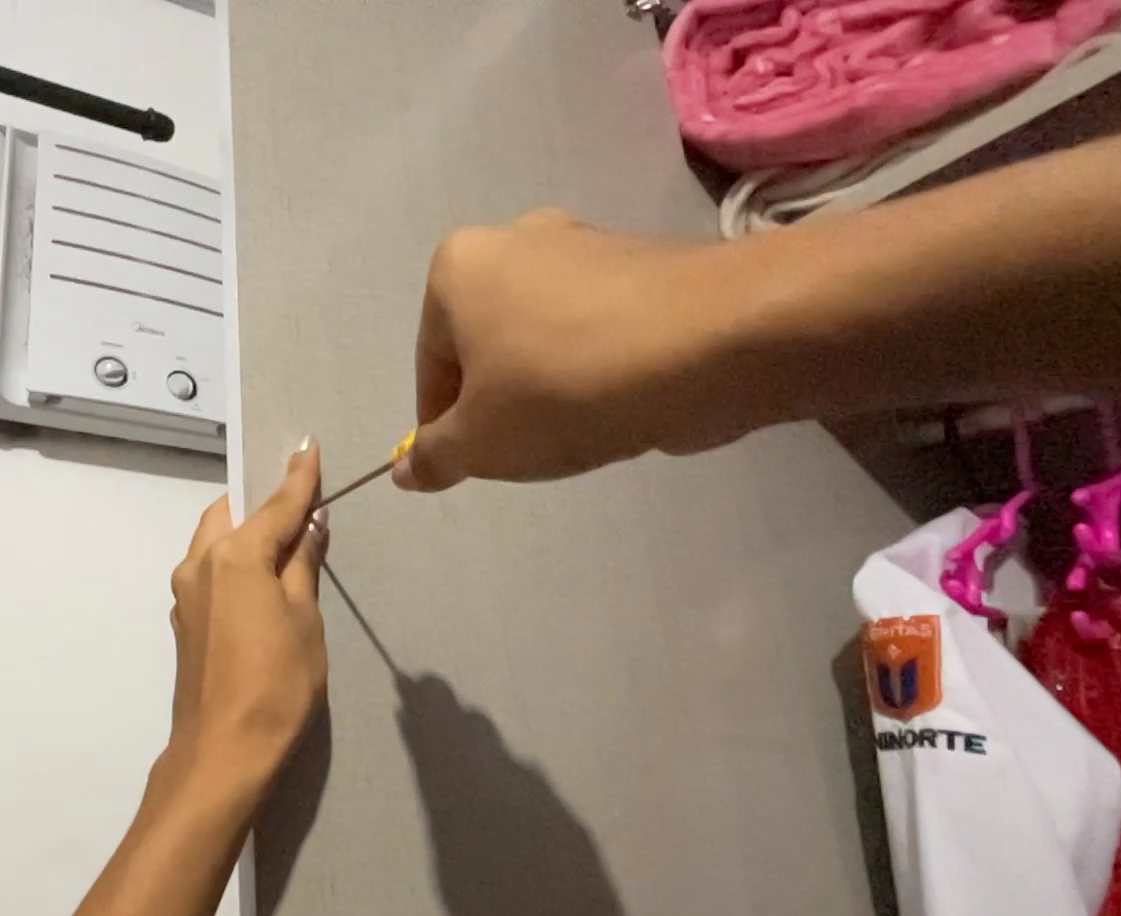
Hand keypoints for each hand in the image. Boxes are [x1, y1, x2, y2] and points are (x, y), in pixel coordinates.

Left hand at [162, 440, 328, 808]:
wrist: (222, 749)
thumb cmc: (277, 681)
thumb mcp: (304, 617)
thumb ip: (302, 564)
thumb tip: (309, 525)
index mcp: (233, 555)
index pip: (274, 505)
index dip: (297, 477)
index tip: (307, 445)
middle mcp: (198, 563)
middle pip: (229, 515)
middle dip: (259, 504)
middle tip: (295, 509)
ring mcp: (184, 592)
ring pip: (213, 542)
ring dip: (243, 534)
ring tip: (281, 545)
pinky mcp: (183, 619)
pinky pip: (209, 571)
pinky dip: (233, 562)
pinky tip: (259, 580)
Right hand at [394, 209, 755, 489]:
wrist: (716, 341)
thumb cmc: (565, 387)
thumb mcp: (479, 443)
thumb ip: (433, 458)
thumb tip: (404, 472)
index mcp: (456, 270)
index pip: (430, 368)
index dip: (444, 426)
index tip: (472, 461)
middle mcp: (514, 239)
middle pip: (483, 347)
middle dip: (496, 401)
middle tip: (523, 446)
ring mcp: (585, 243)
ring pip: (539, 338)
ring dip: (544, 387)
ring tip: (578, 427)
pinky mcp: (644, 261)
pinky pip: (594, 327)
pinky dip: (593, 368)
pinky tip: (619, 401)